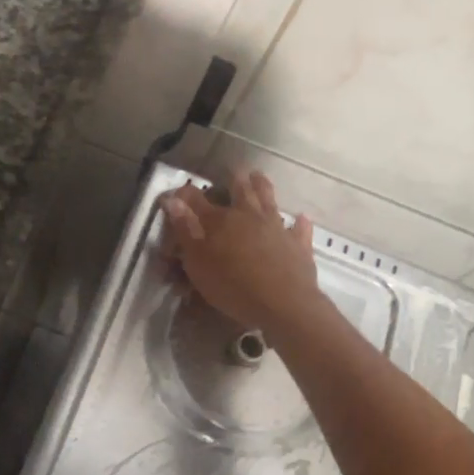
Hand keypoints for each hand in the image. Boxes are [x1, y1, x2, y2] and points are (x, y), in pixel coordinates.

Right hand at [160, 171, 322, 334]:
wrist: (283, 304)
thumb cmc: (233, 287)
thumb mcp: (198, 263)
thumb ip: (185, 231)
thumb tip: (172, 201)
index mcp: (219, 221)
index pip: (196, 199)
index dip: (184, 194)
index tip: (175, 193)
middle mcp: (248, 216)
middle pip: (240, 190)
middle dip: (234, 179)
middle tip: (233, 170)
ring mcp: (276, 228)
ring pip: (269, 200)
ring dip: (263, 186)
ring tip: (258, 176)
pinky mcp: (298, 244)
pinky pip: (300, 230)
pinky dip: (299, 223)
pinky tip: (301, 218)